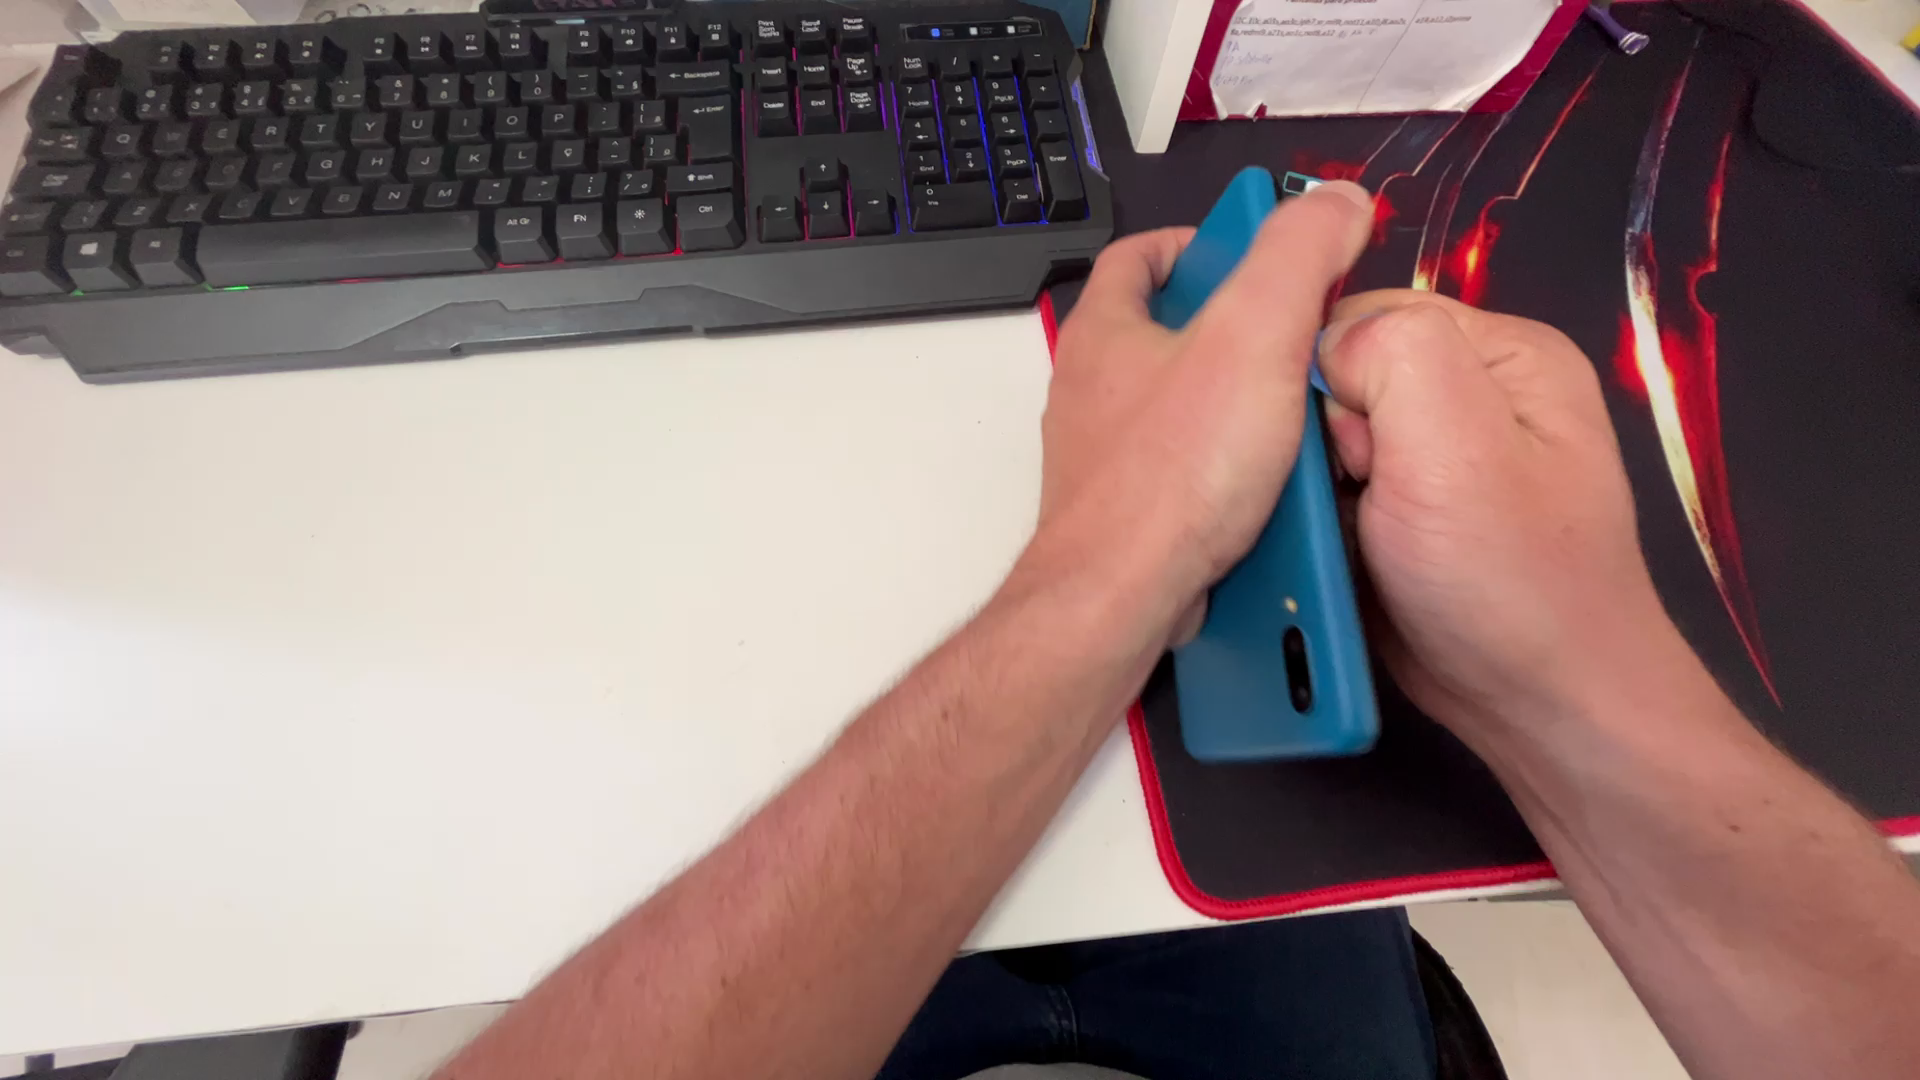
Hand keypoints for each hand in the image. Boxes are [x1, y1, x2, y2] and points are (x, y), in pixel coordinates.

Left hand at [1021, 182, 1373, 648]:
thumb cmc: (1173, 470)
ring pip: (1173, 402)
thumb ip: (1297, 256)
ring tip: (1290, 408)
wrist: (1120, 593)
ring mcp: (1098, 452)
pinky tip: (1263, 476)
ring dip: (1230, 396)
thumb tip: (1335, 204)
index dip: (1196, 240)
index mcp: (1103, 334)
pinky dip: (1216, 458)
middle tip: (1291, 336)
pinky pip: (1174, 463)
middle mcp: (1088, 390)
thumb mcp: (1252, 337)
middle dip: (1229, 324)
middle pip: (1161, 329)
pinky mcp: (1118, 505)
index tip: (1251, 252)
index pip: (1136, 256)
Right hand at [1316, 291, 1674, 746]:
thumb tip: (1323, 346)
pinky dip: (1310, 509)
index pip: (1367, 315)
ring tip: (1335, 524)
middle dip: (1319, 433)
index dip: (1328, 370)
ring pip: (1320, 437)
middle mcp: (1463, 396)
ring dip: (1309, 479)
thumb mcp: (1456, 445)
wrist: (1530, 700)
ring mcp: (1427, 458)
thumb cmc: (1503, 574)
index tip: (1341, 443)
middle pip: (1338, 377)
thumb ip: (1392, 357)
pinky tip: (1324, 539)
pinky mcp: (1394, 509)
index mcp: (1498, 354)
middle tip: (1349, 491)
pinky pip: (1323, 485)